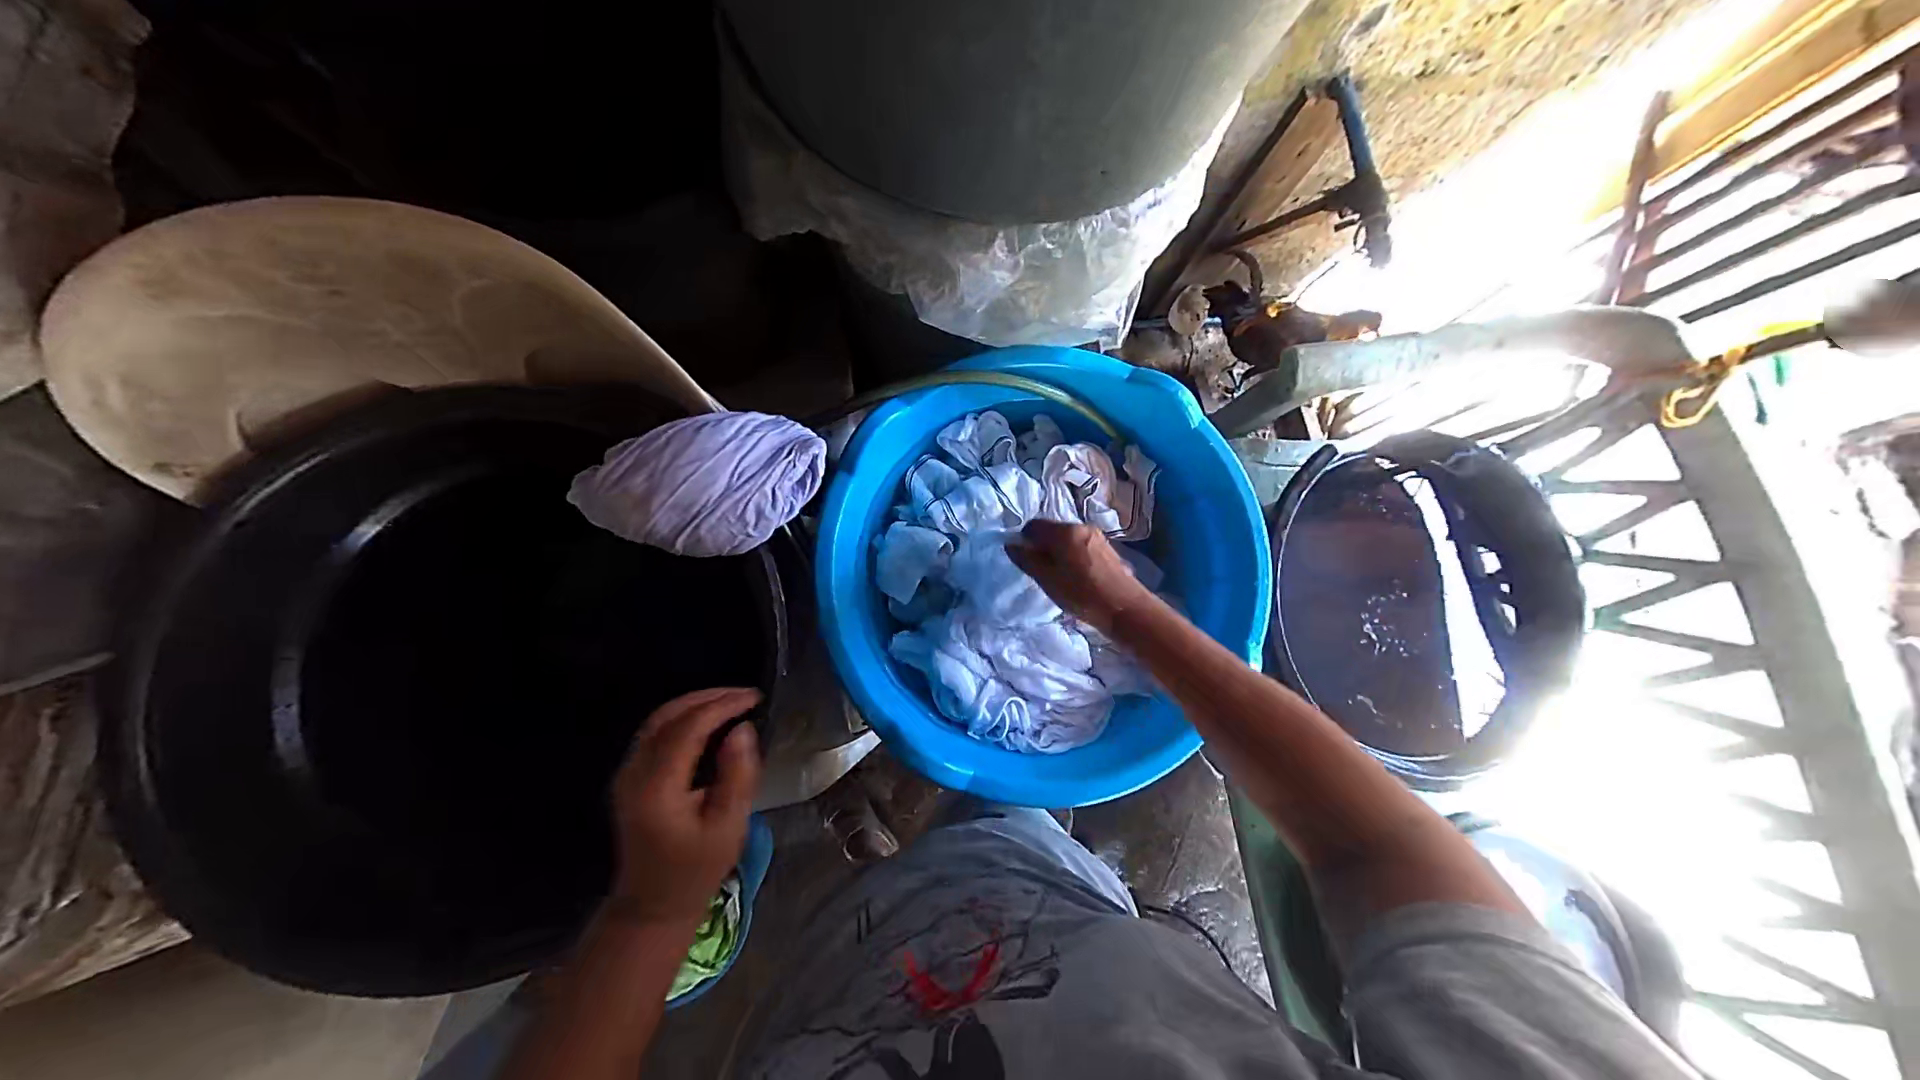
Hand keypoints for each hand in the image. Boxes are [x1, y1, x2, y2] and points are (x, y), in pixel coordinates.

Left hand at [607, 687, 761, 925]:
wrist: (652, 905)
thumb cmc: (696, 870)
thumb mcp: (729, 827)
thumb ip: (737, 775)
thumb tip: (742, 729)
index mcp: (657, 788)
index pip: (688, 728)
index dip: (722, 705)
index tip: (754, 698)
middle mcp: (634, 774)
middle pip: (668, 716)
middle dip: (708, 698)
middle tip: (745, 695)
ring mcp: (627, 775)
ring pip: (657, 721)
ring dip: (694, 704)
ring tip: (731, 701)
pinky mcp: (630, 778)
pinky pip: (654, 733)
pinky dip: (683, 718)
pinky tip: (708, 721)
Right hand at [1007, 519, 1155, 635]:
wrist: (1125, 608)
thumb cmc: (1081, 594)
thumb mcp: (1047, 580)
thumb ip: (1027, 559)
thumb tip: (1011, 544)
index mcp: (1064, 531)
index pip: (1033, 525)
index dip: (1024, 540)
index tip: (1026, 561)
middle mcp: (1081, 527)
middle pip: (1052, 530)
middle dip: (1043, 546)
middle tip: (1042, 572)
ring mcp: (1097, 536)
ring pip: (1068, 539)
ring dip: (1059, 552)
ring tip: (1060, 577)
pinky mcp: (1108, 548)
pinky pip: (1081, 546)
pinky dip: (1073, 556)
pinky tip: (1077, 577)